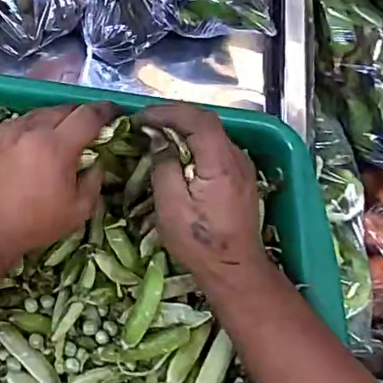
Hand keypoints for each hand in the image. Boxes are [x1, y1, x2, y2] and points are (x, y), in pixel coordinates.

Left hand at [0, 102, 117, 264]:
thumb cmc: (35, 223)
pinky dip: (37, 125)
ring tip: (64, 133)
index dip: (106, 111)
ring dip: (59, 117)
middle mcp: (33, 129)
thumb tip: (96, 162)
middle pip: (66, 108)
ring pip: (43, 111)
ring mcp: (11, 129)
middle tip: (91, 126)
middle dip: (82, 113)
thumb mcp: (78, 209)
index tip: (115, 112)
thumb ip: (94, 180)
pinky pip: (24, 120)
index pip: (88, 115)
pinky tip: (38, 141)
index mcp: (57, 146)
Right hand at [136, 103, 275, 284]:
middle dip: (172, 116)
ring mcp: (242, 166)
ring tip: (155, 134)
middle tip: (144, 123)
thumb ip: (164, 166)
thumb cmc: (199, 242)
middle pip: (205, 121)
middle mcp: (237, 158)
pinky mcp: (240, 176)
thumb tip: (158, 141)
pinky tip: (176, 152)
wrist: (235, 270)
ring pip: (211, 133)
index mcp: (221, 163)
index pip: (197, 119)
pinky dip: (193, 141)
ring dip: (182, 128)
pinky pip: (215, 147)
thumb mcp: (171, 206)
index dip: (167, 112)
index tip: (140, 119)